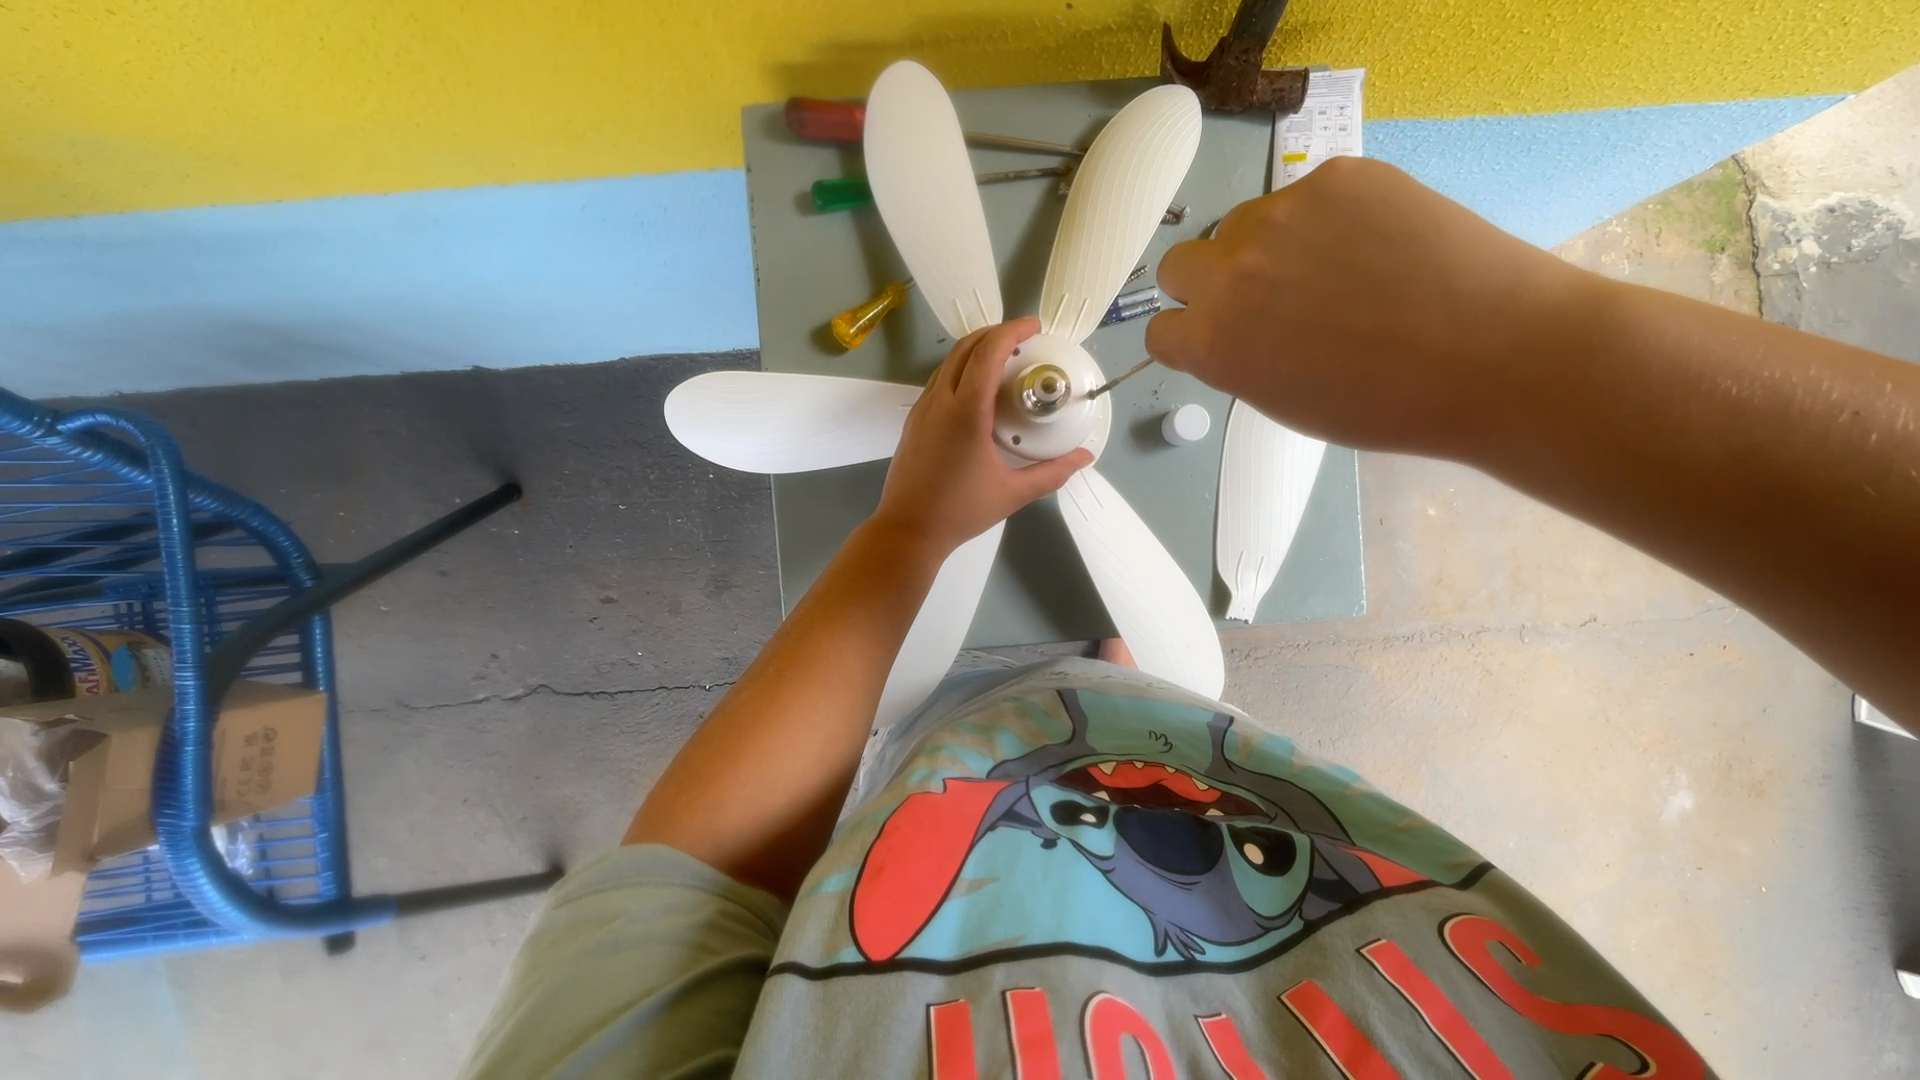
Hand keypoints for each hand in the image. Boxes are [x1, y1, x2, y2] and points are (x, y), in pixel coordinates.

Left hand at [871, 317, 1092, 554]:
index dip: (1011, 331)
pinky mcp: (913, 421)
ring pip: (948, 362)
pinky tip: (977, 388)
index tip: (1033, 327)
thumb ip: (1051, 473)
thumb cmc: (961, 511)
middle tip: (1023, 338)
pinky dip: (960, 370)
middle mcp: (940, 402)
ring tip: (1003, 357)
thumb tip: (1084, 457)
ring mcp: (922, 410)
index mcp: (966, 412)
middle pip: (965, 348)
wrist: (908, 530)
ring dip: (975, 350)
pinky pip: (938, 381)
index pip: (987, 353)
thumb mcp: (1012, 493)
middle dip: (994, 333)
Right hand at [1147, 156, 1599, 459]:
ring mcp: (1282, 214)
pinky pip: (1305, 195)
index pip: (1160, 329)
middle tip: (1264, 299)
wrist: (1495, 355)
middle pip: (1181, 265)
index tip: (1221, 339)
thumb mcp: (1285, 402)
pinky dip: (1325, 218)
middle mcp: (1230, 272)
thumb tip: (1229, 328)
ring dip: (1265, 246)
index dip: (1190, 336)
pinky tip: (1374, 243)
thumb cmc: (1386, 405)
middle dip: (1209, 284)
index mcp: (1213, 342)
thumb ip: (1235, 360)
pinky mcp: (1338, 175)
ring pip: (1243, 224)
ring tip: (1335, 269)